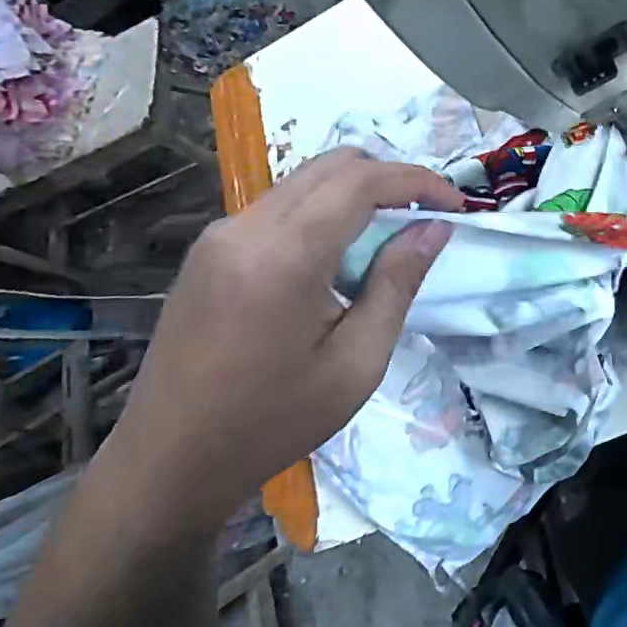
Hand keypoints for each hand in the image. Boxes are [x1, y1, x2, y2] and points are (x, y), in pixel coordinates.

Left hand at [99, 147, 464, 533]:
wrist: (170, 460)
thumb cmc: (274, 421)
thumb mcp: (358, 361)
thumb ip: (398, 283)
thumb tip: (435, 228)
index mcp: (283, 256)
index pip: (360, 180)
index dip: (417, 180)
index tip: (456, 204)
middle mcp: (245, 228)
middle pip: (333, 166)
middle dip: (392, 179)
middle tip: (428, 218)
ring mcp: (220, 235)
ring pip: (306, 181)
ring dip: (358, 194)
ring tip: (392, 239)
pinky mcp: (210, 250)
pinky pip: (282, 206)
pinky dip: (326, 212)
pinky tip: (342, 257)